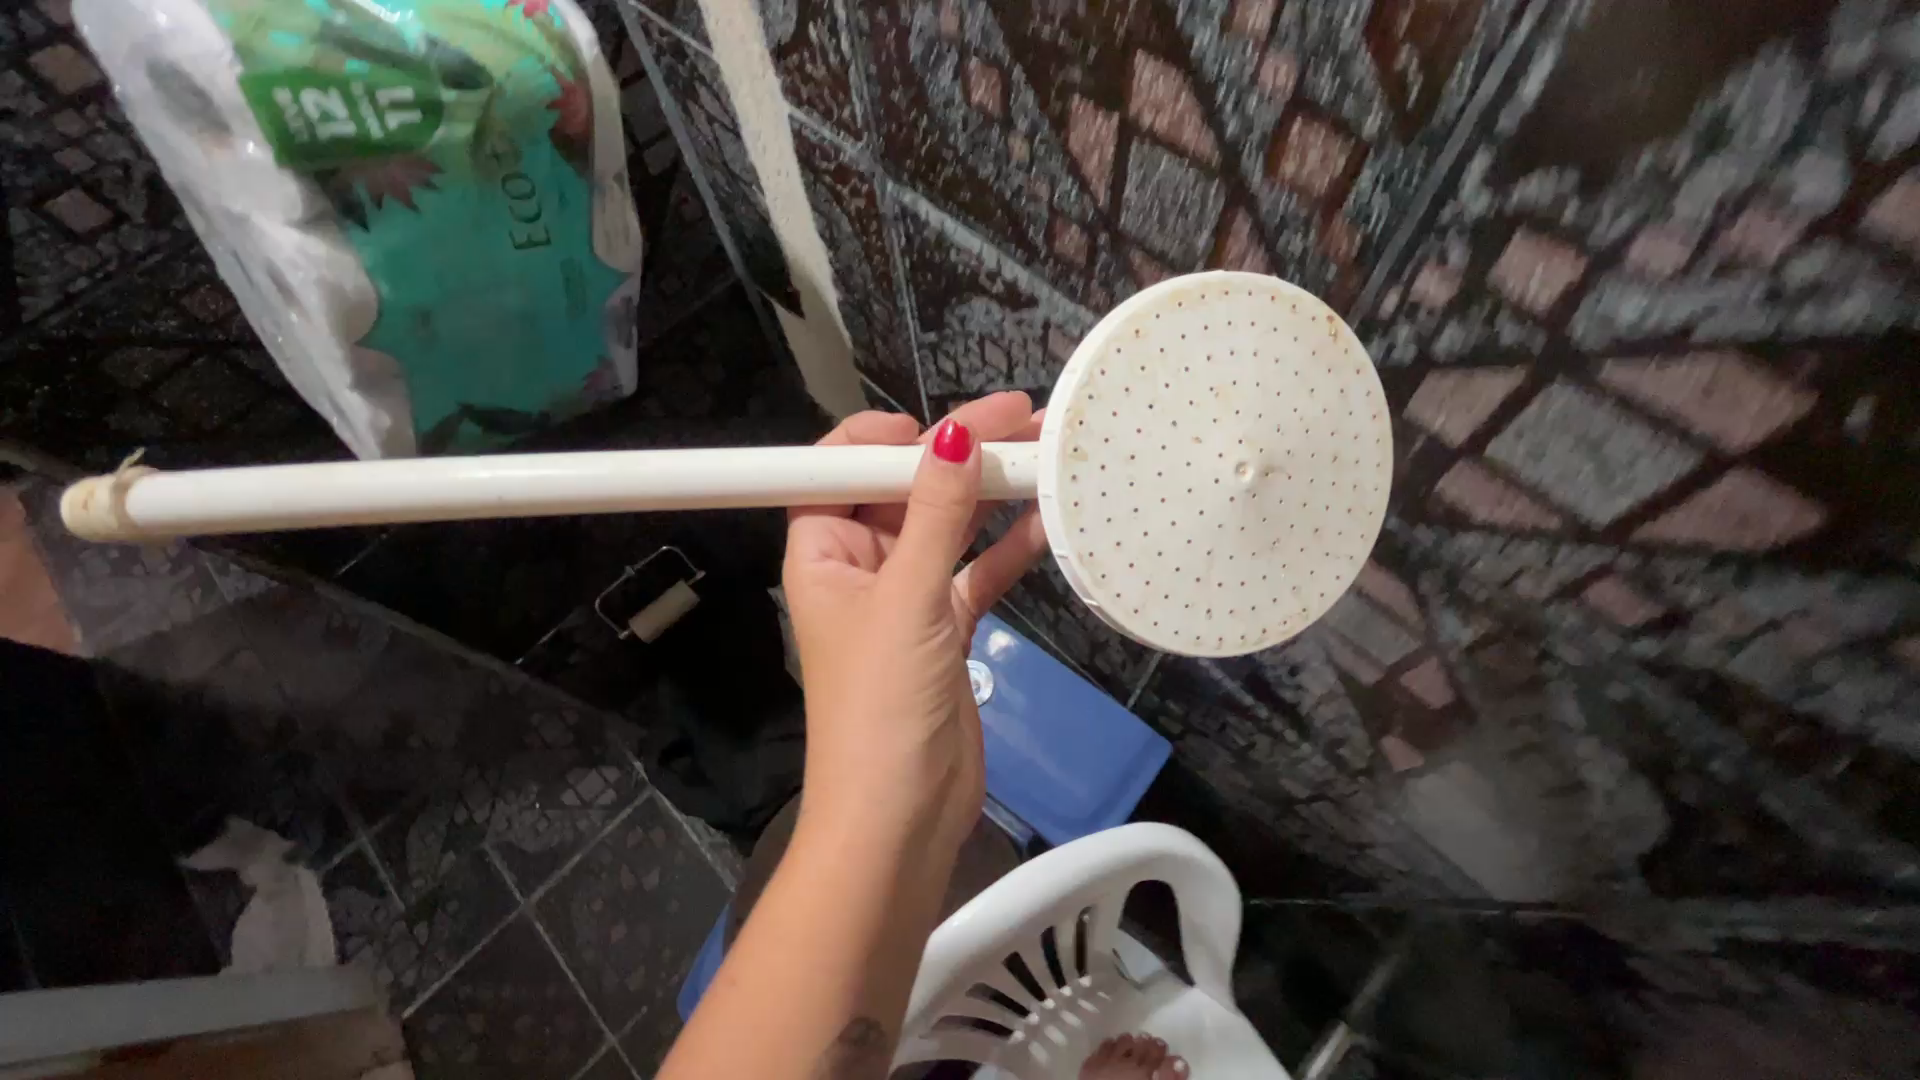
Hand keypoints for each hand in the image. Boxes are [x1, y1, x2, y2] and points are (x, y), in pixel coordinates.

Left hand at [782, 392, 1049, 849]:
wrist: (902, 818)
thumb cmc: (882, 704)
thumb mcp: (907, 599)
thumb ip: (935, 515)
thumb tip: (954, 434)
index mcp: (822, 552)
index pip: (838, 470)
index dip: (881, 438)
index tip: (937, 424)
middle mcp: (859, 567)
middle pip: (903, 491)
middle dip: (955, 456)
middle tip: (1022, 419)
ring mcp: (906, 597)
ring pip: (947, 527)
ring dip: (989, 495)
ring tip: (1044, 454)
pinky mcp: (945, 627)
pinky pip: (975, 571)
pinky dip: (1005, 548)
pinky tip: (1044, 520)